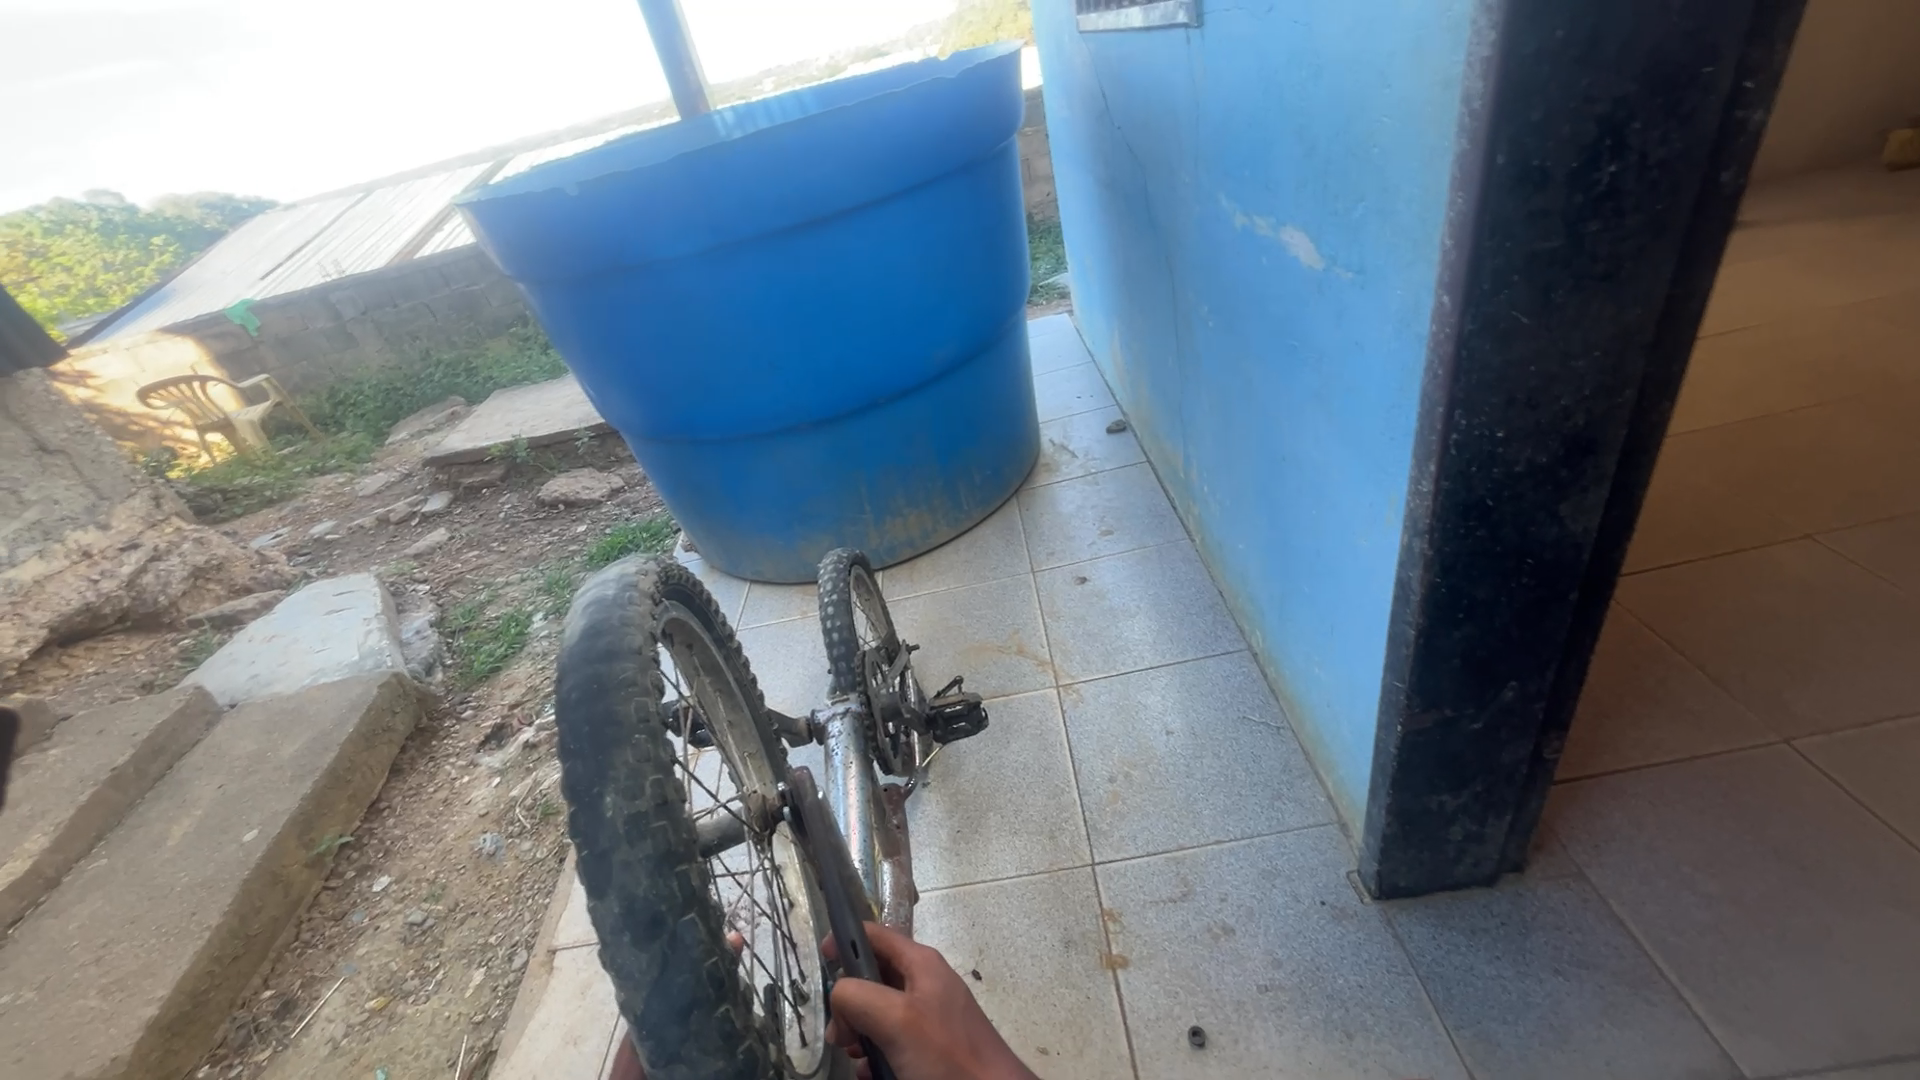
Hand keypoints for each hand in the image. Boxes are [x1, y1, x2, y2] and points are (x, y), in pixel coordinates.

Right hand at [824, 922, 1039, 1079]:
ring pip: (880, 1013)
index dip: (846, 939)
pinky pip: (893, 1041)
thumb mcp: (895, 1019)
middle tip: (840, 1033)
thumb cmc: (945, 1054)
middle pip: (873, 977)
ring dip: (860, 1032)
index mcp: (920, 962)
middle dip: (850, 1001)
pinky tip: (870, 1073)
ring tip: (854, 1055)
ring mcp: (929, 1016)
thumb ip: (858, 996)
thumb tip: (838, 995)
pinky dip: (876, 1053)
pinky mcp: (931, 1047)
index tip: (820, 963)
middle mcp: (924, 982)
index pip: (875, 934)